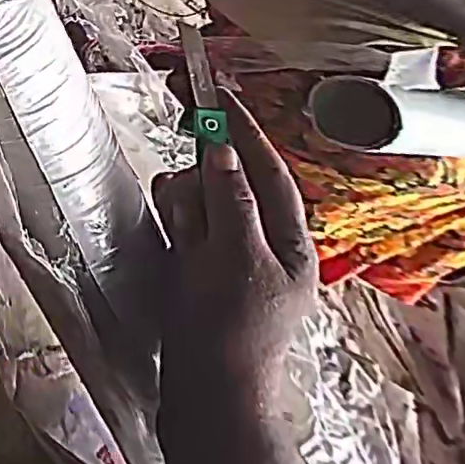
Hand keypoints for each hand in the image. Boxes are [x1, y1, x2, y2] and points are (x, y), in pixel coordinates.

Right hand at [154, 94, 314, 463]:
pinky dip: (175, 215)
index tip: (215, 90)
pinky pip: (182, 208)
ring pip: (197, 189)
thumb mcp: (236, 258)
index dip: (242, 127)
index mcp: (288, 234)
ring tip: (186, 241)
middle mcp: (259, 228)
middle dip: (202, 181)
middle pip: (225, 175)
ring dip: (184, 205)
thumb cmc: (231, 321)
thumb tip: (222, 150)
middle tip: (190, 190)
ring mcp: (227, 237)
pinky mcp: (198, 244)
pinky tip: (178, 240)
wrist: (206, 373)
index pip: (266, 165)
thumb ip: (231, 200)